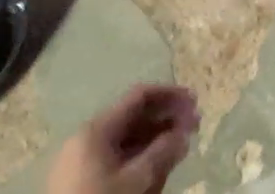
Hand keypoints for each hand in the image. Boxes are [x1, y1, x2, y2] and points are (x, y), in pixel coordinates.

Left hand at [46, 85, 198, 193]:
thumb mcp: (137, 180)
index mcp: (95, 130)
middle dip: (166, 119)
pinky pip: (115, 156)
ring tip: (180, 148)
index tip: (195, 103)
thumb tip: (184, 133)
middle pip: (133, 116)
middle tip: (194, 127)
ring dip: (155, 138)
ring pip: (125, 138)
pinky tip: (157, 166)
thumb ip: (164, 151)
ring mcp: (80, 159)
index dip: (171, 95)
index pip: (139, 96)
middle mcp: (86, 138)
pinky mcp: (78, 179)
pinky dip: (139, 155)